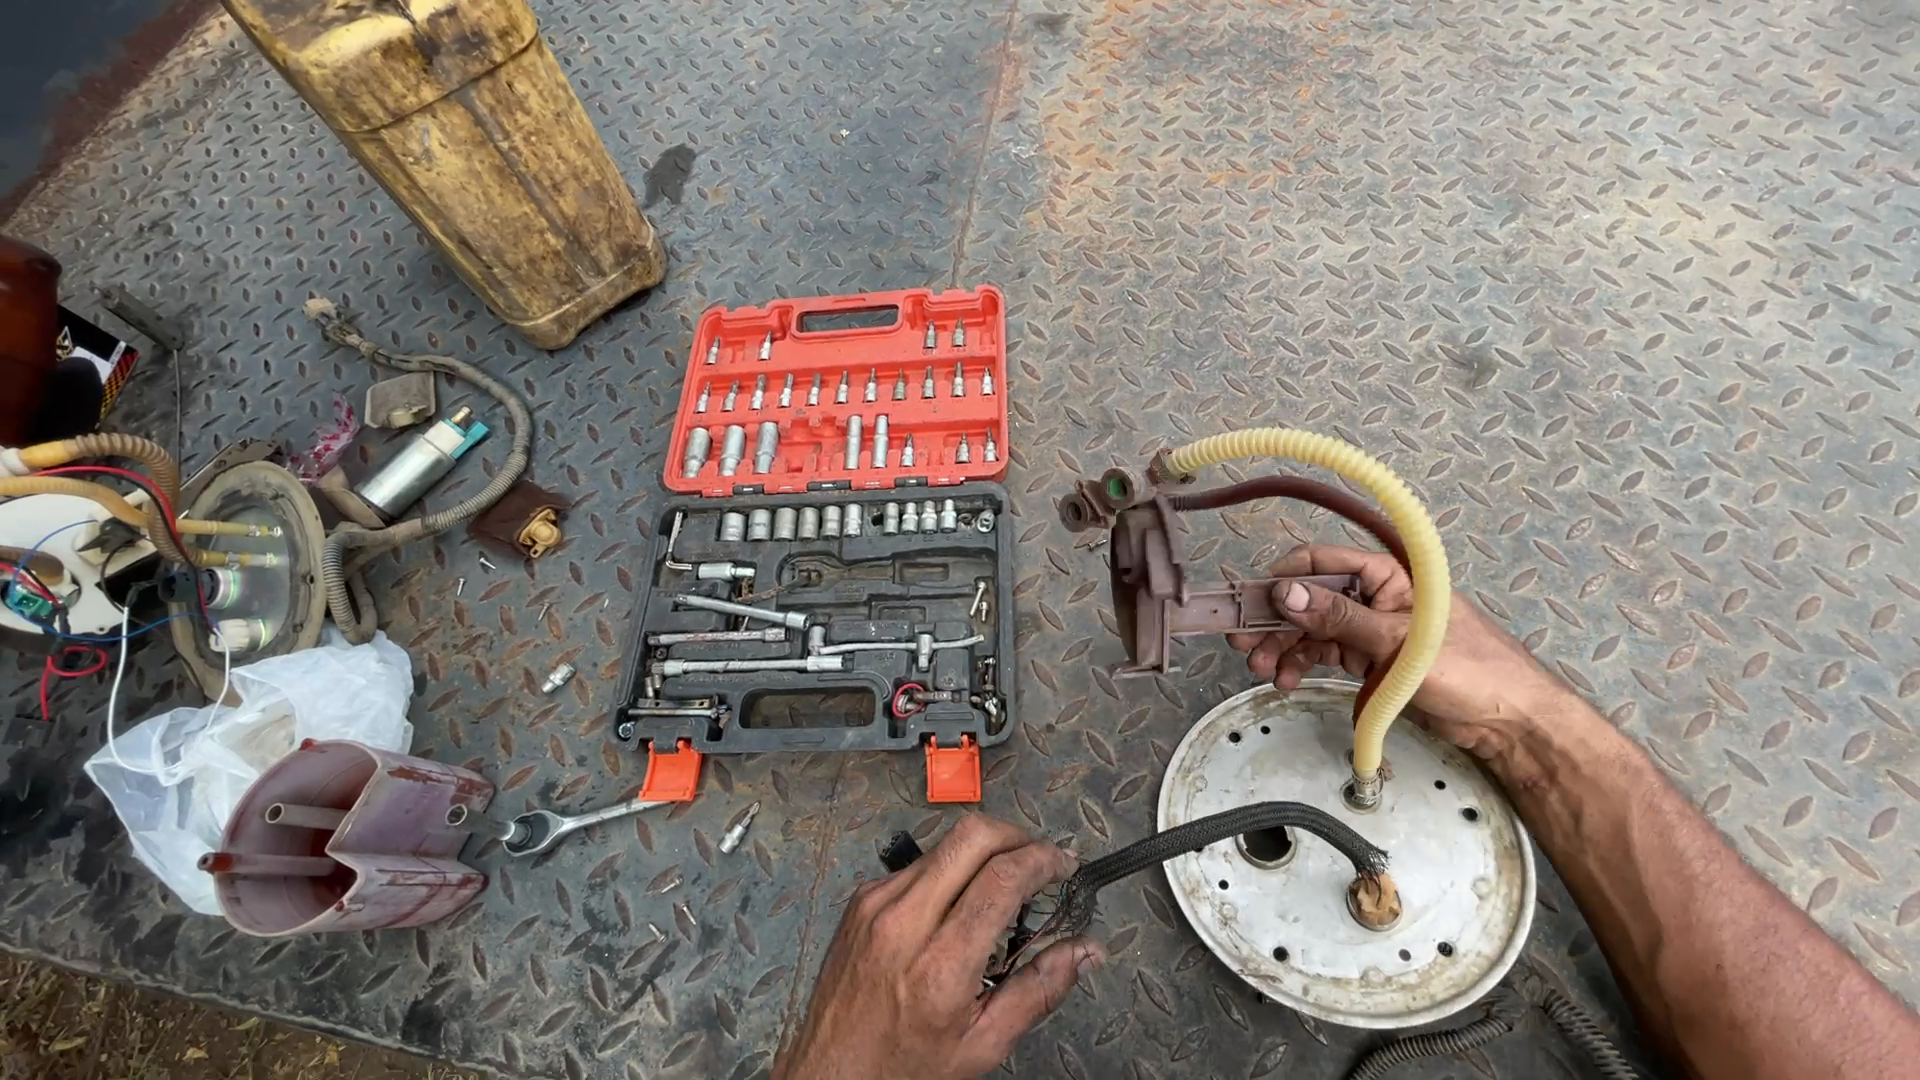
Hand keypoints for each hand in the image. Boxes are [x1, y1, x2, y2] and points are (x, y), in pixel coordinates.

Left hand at [772, 814, 1103, 1079]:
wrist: (828, 1073)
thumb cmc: (904, 1066)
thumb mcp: (982, 1045)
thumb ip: (1040, 990)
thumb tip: (1087, 949)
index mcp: (940, 967)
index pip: (999, 880)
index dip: (1042, 859)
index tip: (1064, 863)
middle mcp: (904, 921)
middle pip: (972, 836)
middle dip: (1017, 835)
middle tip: (1038, 859)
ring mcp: (877, 901)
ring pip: (945, 842)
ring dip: (984, 850)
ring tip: (1003, 882)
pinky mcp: (862, 895)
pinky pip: (919, 863)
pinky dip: (949, 869)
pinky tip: (958, 900)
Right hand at [1227, 544, 1583, 772]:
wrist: (1509, 723)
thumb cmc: (1469, 670)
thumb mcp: (1398, 642)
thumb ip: (1339, 618)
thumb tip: (1285, 593)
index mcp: (1387, 574)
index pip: (1320, 561)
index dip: (1282, 579)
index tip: (1251, 603)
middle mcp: (1372, 595)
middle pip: (1307, 598)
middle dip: (1274, 621)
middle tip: (1243, 644)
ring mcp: (1367, 626)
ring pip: (1309, 627)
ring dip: (1282, 646)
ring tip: (1262, 670)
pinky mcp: (1366, 656)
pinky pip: (1321, 652)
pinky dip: (1300, 663)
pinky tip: (1285, 678)